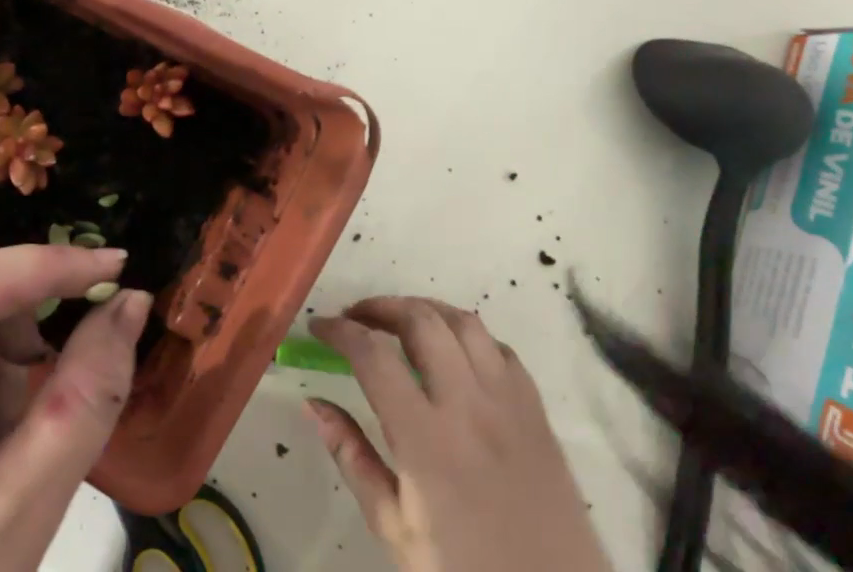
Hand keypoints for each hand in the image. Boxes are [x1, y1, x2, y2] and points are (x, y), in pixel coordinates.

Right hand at [307, 298, 610, 571]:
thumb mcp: (393, 527)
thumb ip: (352, 457)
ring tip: (398, 323)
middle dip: (380, 307)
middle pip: (422, 321)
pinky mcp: (538, 414)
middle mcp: (470, 407)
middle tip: (353, 318)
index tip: (317, 327)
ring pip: (467, 323)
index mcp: (426, 439)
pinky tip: (452, 354)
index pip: (373, 355)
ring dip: (425, 311)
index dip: (339, 330)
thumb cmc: (461, 569)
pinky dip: (469, 337)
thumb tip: (314, 404)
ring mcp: (511, 405)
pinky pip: (502, 351)